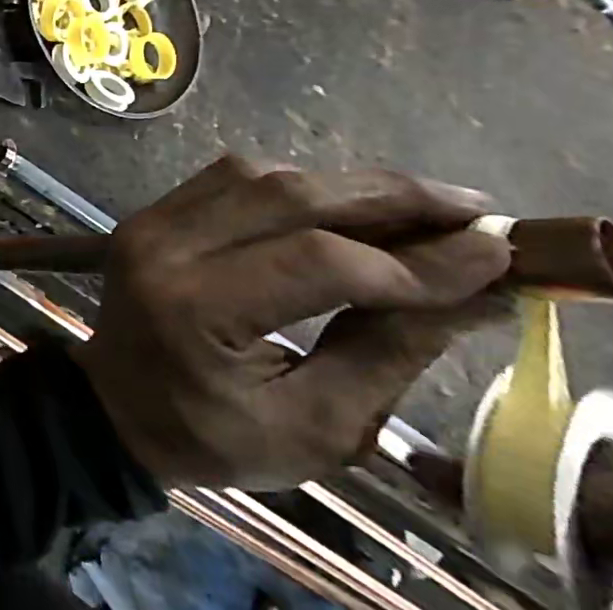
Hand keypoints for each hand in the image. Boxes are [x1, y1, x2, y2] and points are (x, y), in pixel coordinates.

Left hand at [72, 158, 510, 488]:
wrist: (114, 409)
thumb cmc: (210, 438)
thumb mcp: (311, 428)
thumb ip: (386, 354)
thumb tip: (476, 291)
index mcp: (194, 309)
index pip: (315, 262)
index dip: (411, 259)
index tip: (497, 254)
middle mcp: (165, 246)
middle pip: (288, 196)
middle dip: (392, 198)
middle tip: (475, 209)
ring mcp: (152, 219)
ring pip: (263, 175)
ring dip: (347, 186)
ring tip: (422, 209)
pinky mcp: (153, 211)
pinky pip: (235, 178)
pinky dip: (299, 185)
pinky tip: (346, 205)